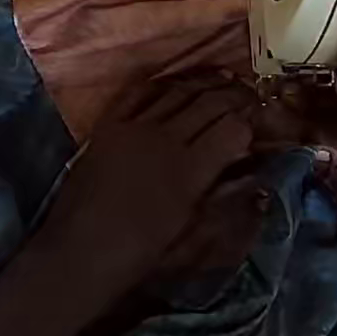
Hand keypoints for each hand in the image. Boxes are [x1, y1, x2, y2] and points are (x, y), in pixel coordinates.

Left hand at [35, 72, 257, 295]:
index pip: (232, 129)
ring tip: (221, 79)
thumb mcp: (191, 241)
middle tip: (248, 95)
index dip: (249, 123)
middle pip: (209, 103)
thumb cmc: (139, 257)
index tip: (257, 124)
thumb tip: (258, 185)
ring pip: (178, 91)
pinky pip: (139, 92)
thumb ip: (225, 207)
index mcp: (190, 170)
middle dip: (235, 96)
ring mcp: (135, 127)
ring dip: (204, 83)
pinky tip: (174, 82)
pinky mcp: (109, 124)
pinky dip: (161, 83)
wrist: (78, 253)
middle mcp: (166, 138)